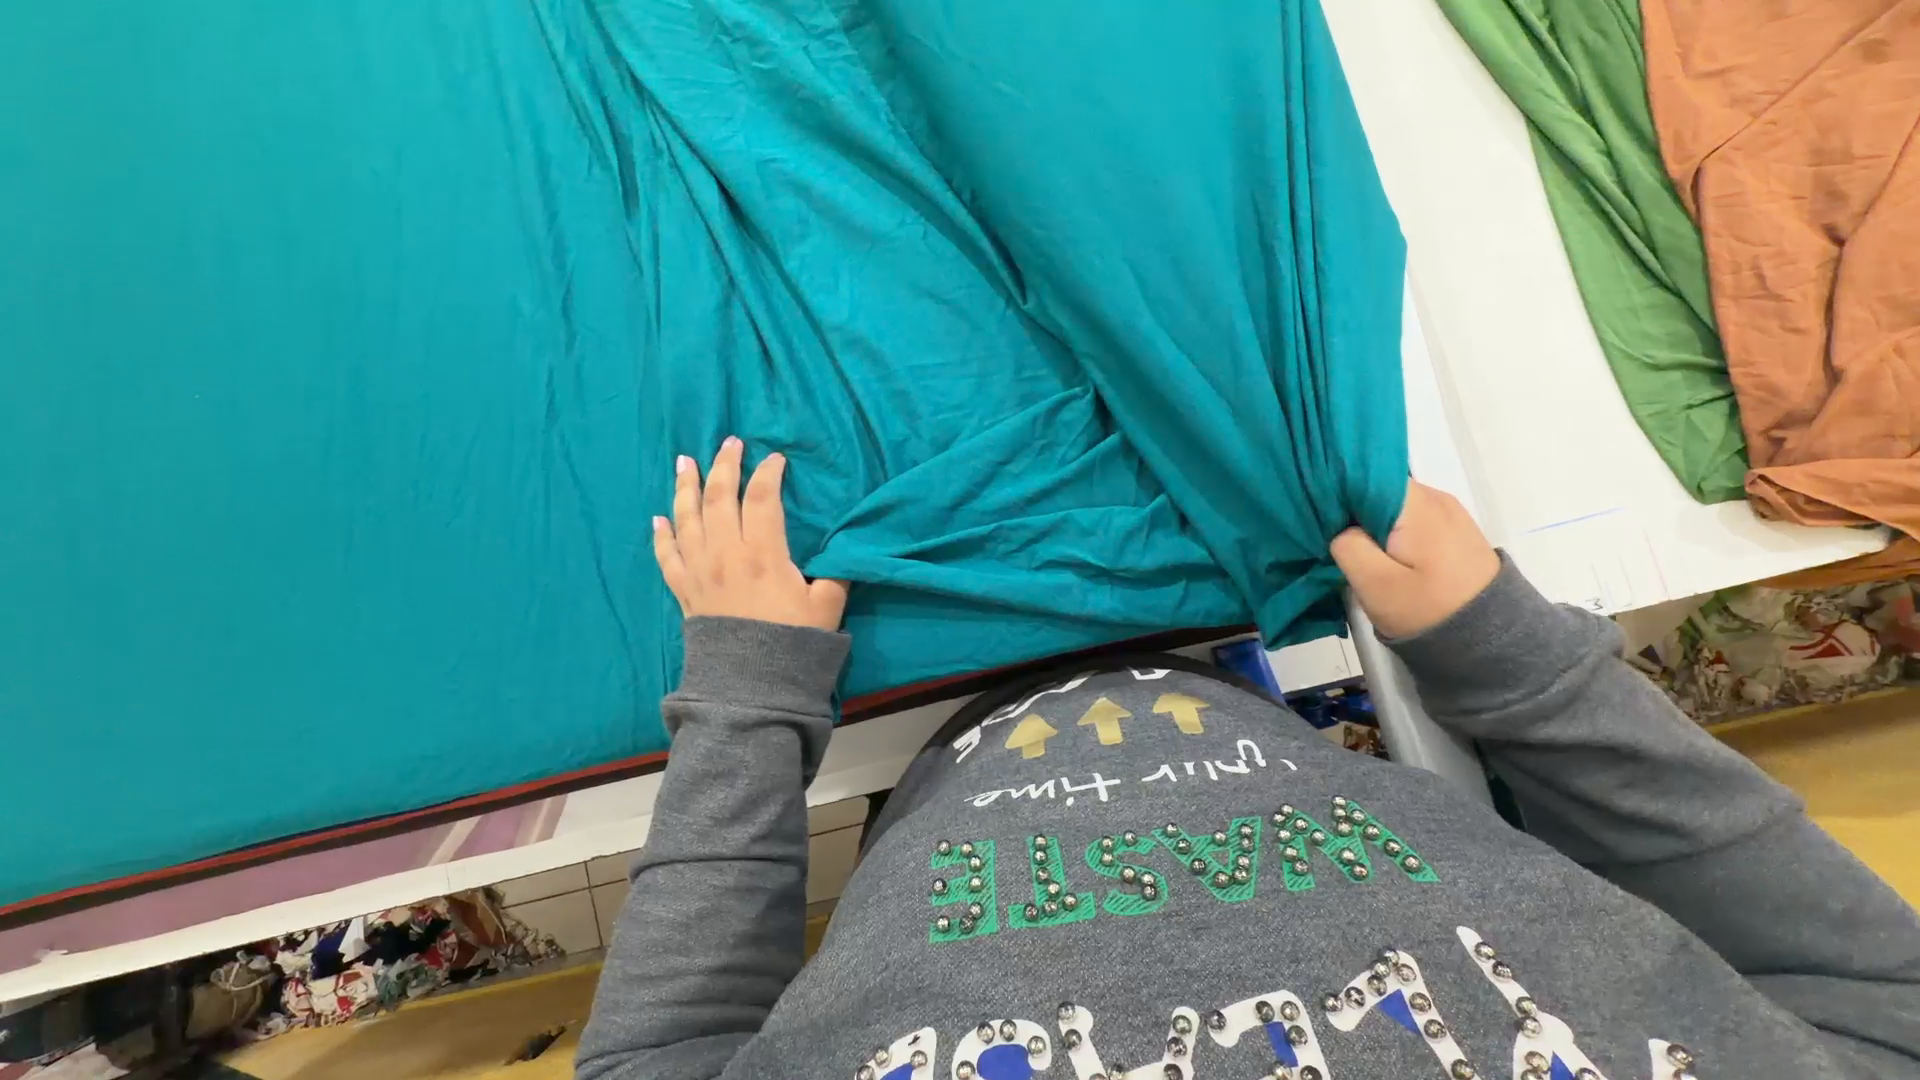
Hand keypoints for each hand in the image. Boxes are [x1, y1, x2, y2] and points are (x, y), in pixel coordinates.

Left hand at [653, 436, 849, 630]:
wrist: (752, 685)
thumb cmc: (793, 642)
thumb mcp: (828, 604)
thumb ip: (836, 571)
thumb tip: (843, 549)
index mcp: (763, 553)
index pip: (763, 499)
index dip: (769, 474)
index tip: (776, 458)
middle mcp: (726, 554)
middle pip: (720, 498)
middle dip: (725, 466)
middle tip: (729, 442)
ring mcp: (700, 571)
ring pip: (687, 519)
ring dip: (685, 487)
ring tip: (684, 461)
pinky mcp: (684, 591)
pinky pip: (666, 556)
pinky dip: (661, 535)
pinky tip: (658, 518)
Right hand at [1330, 480, 1498, 638]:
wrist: (1488, 638)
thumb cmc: (1428, 609)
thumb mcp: (1375, 584)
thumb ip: (1348, 546)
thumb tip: (1341, 528)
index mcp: (1416, 505)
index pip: (1365, 474)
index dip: (1336, 488)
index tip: (1317, 512)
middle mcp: (1436, 498)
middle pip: (1379, 487)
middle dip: (1351, 506)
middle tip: (1328, 534)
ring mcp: (1448, 513)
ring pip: (1392, 503)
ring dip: (1369, 520)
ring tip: (1352, 545)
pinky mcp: (1451, 530)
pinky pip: (1409, 518)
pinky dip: (1389, 529)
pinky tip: (1378, 551)